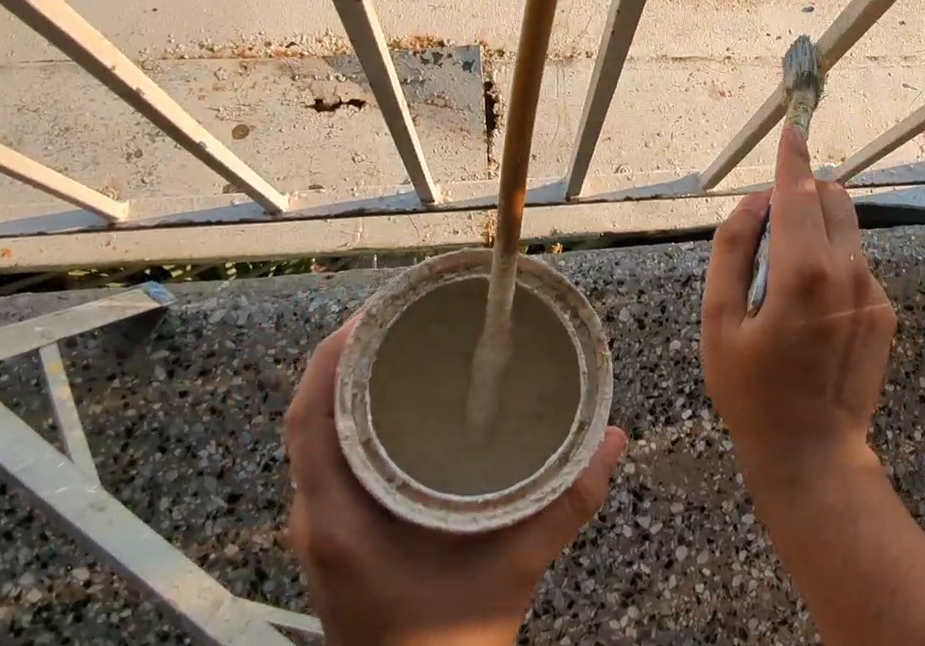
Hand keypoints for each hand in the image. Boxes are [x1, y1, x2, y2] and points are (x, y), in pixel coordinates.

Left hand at [284, 324, 627, 645]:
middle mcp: (317, 517)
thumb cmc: (451, 638)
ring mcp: (321, 527)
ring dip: (346, 384)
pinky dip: (352, 417)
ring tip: (399, 344)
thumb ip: (566, 501)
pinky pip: (330, 457)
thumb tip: (613, 437)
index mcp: (340, 518)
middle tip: (403, 315)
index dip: (335, 354)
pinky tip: (395, 404)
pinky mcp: (334, 535)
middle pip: (311, 415)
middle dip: (348, 355)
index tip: (379, 311)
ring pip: (317, 435)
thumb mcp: (515, 567)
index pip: (311, 416)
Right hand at [701, 124, 896, 493]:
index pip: (798, 193)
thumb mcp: (719, 320)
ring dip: (817, 228)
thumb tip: (755, 203)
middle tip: (769, 224)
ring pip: (847, 230)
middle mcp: (847, 271)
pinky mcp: (886, 311)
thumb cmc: (750, 391)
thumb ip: (733, 249)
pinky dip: (833, 263)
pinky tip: (812, 310)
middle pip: (831, 200)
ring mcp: (873, 291)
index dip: (792, 159)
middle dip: (803, 193)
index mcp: (801, 271)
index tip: (792, 130)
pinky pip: (857, 263)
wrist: (812, 453)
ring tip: (787, 278)